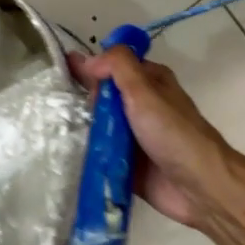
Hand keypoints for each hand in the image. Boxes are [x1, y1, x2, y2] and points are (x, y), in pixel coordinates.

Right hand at [69, 48, 234, 230]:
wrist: (198, 185)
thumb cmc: (172, 131)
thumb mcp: (145, 90)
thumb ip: (119, 66)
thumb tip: (90, 59)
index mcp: (149, 80)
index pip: (113, 66)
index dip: (90, 66)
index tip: (59, 70)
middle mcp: (140, 105)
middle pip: (103, 97)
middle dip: (81, 100)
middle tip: (53, 106)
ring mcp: (133, 136)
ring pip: (100, 127)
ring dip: (81, 129)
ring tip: (46, 129)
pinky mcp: (127, 165)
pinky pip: (101, 156)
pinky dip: (86, 155)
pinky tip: (60, 155)